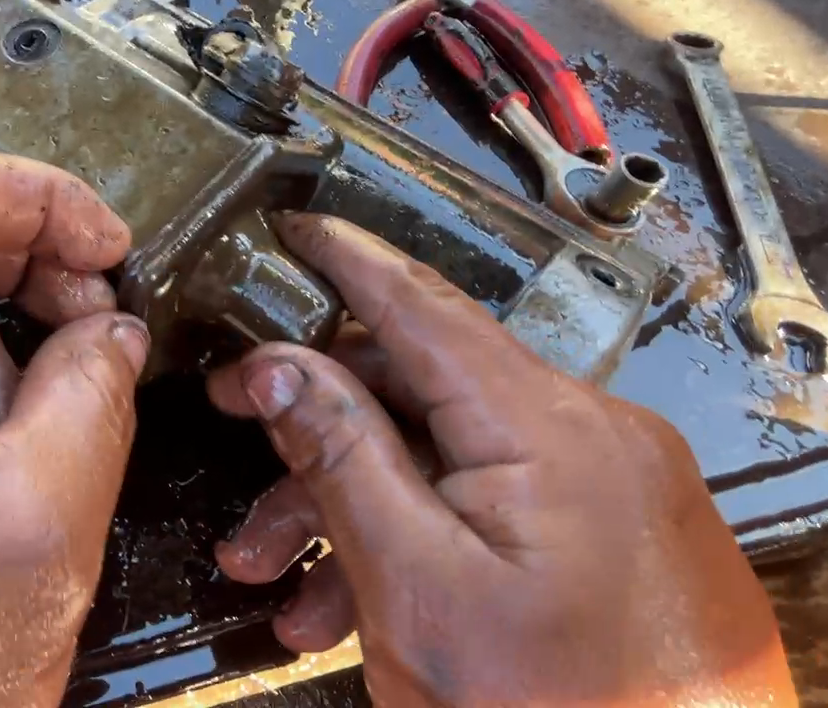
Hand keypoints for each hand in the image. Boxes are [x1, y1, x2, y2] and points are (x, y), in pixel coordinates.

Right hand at [210, 214, 795, 706]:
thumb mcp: (413, 587)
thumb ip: (340, 455)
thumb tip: (274, 362)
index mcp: (553, 427)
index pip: (422, 305)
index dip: (346, 258)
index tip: (288, 224)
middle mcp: (586, 433)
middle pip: (414, 384)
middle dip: (312, 412)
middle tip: (230, 416)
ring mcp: (597, 485)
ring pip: (434, 451)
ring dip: (341, 494)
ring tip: (264, 565)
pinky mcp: (596, 532)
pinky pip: (477, 501)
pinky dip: (403, 533)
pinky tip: (334, 603)